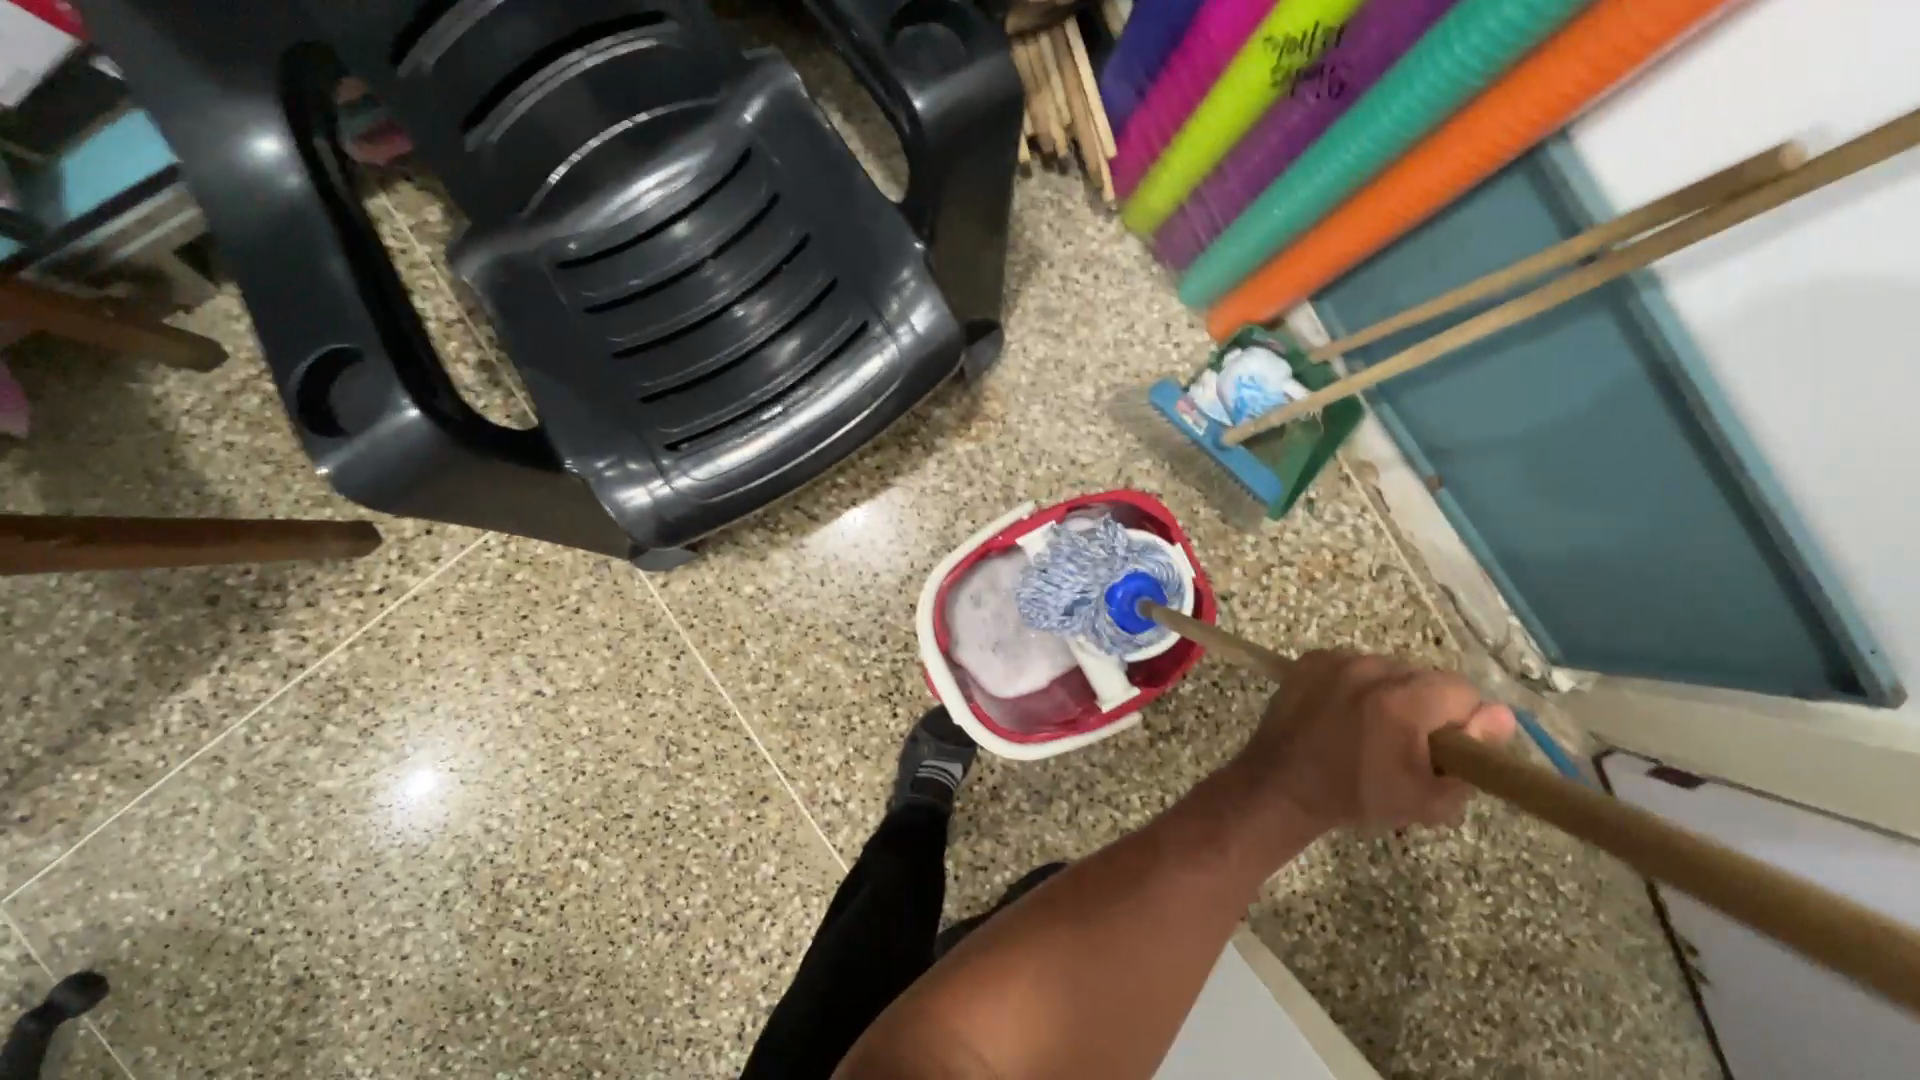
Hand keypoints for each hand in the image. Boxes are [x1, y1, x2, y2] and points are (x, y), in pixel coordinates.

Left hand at [1229, 650, 1515, 833]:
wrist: (1281, 786)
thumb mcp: (1427, 799)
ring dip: (1390, 693)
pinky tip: (1343, 713)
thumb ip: (1473, 758)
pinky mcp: (1310, 661)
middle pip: (1423, 677)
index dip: (1464, 720)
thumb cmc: (1356, 796)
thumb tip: (1499, 717)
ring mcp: (1336, 661)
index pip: (1462, 690)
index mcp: (1403, 701)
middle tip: (1407, 741)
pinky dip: (1355, 684)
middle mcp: (1370, 669)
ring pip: (1387, 669)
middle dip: (1427, 706)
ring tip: (1370, 728)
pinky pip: (1352, 665)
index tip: (1445, 746)